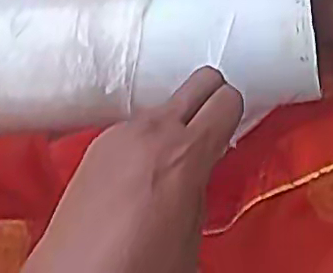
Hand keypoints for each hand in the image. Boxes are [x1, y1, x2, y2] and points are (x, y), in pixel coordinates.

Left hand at [25, 67, 243, 272]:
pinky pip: (137, 126)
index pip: (228, 98)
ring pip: (168, 104)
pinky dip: (147, 140)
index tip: (231, 130)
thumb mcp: (190, 242)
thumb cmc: (133, 271)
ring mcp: (124, 131)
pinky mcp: (99, 141)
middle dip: (213, 98)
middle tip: (213, 129)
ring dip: (177, 124)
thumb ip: (202, 190)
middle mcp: (154, 130)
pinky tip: (138, 179)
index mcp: (185, 154)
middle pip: (203, 79)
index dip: (234, 114)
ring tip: (169, 167)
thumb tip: (201, 170)